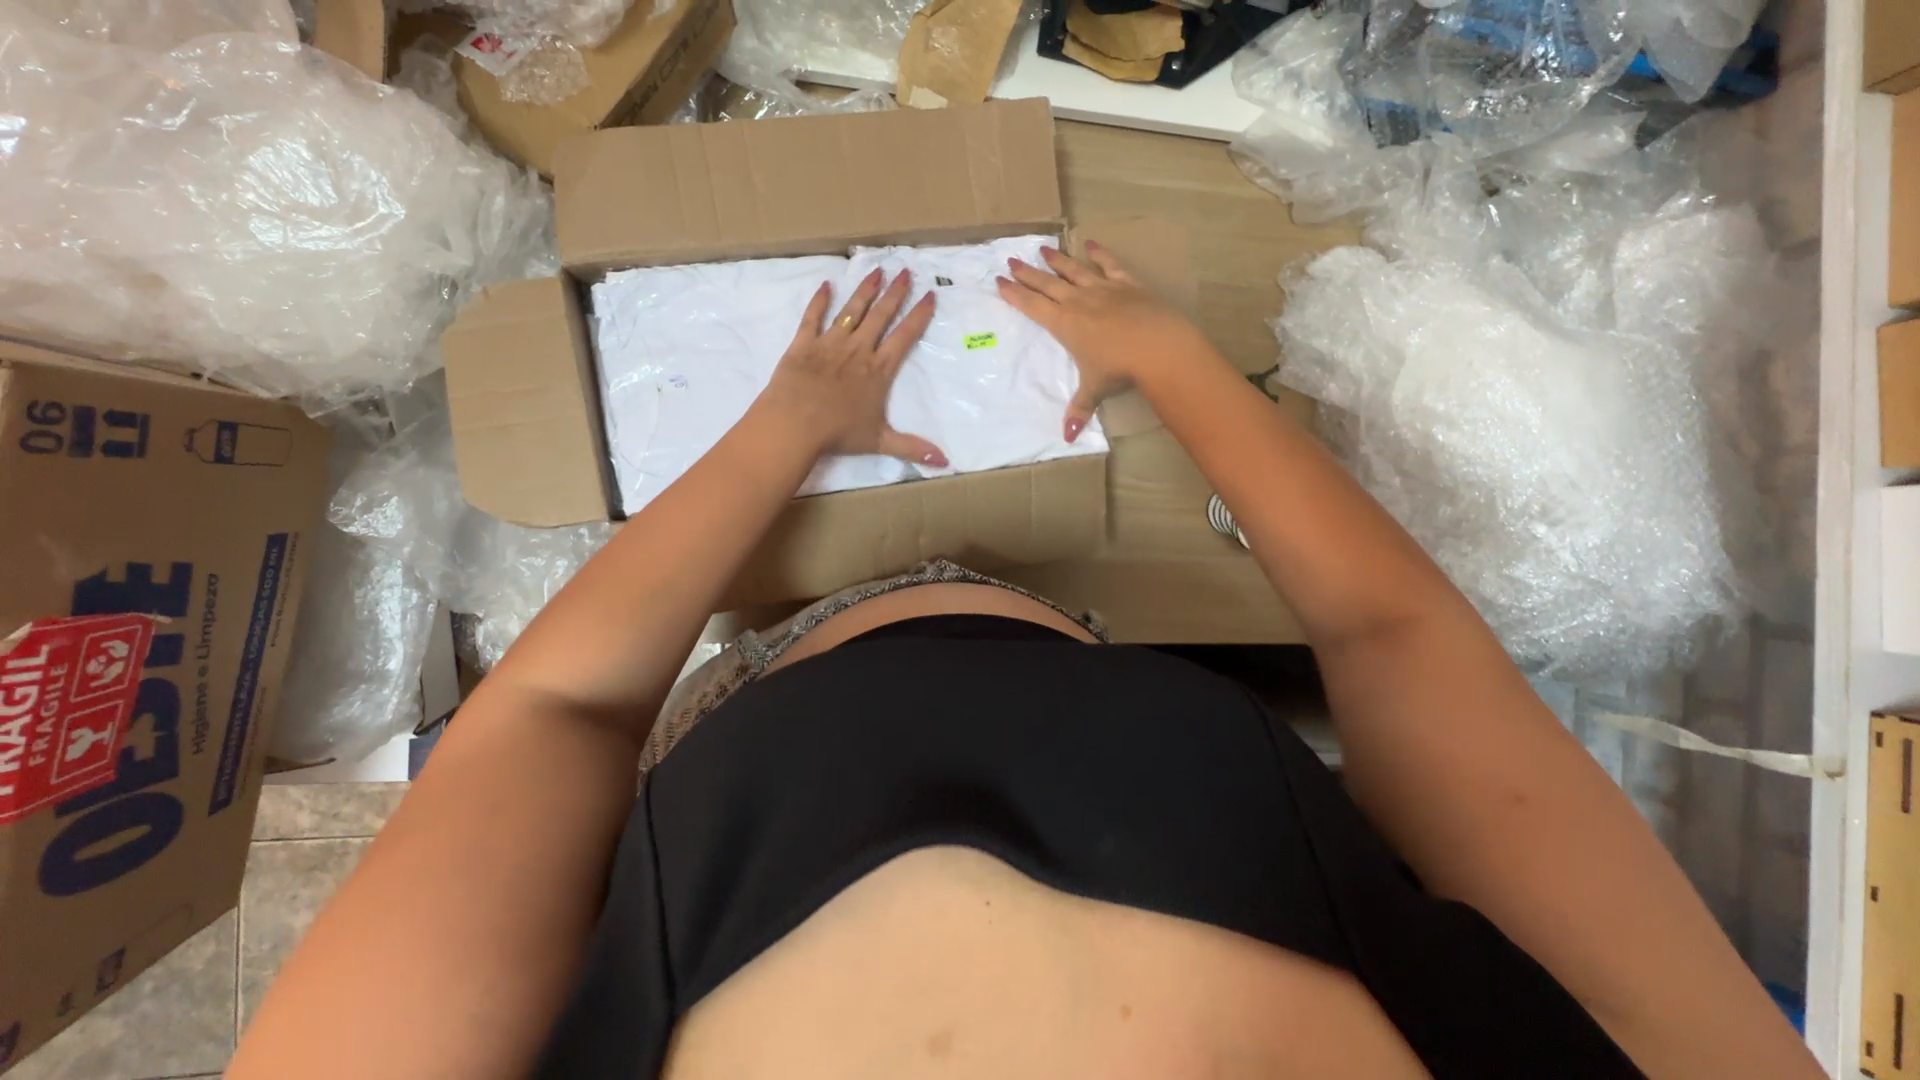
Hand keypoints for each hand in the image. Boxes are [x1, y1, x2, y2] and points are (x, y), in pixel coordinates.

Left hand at [759, 267, 947, 466]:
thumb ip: (912, 448)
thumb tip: (945, 463)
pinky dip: (819, 300)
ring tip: (876, 270)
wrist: (794, 424)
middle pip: (881, 315)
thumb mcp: (879, 442)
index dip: (919, 315)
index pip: (905, 336)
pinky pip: (813, 316)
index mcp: (879, 370)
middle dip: (896, 292)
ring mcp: (830, 343)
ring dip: (865, 289)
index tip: (930, 295)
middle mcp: (858, 350)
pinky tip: (826, 284)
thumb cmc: (837, 434)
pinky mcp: (803, 343)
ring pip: (851, 310)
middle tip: (906, 271)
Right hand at [997, 242, 1208, 442]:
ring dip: (1057, 260)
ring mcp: (1104, 289)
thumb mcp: (1095, 390)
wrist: (1158, 346)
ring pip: (1074, 270)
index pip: (1032, 306)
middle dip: (1028, 273)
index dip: (1014, 294)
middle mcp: (1079, 301)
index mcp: (1064, 324)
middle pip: (1047, 284)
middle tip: (1012, 261)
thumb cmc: (1119, 369)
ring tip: (1042, 249)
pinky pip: (1110, 264)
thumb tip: (1066, 436)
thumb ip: (1079, 409)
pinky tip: (1091, 242)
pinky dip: (1100, 253)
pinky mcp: (1127, 284)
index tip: (999, 281)